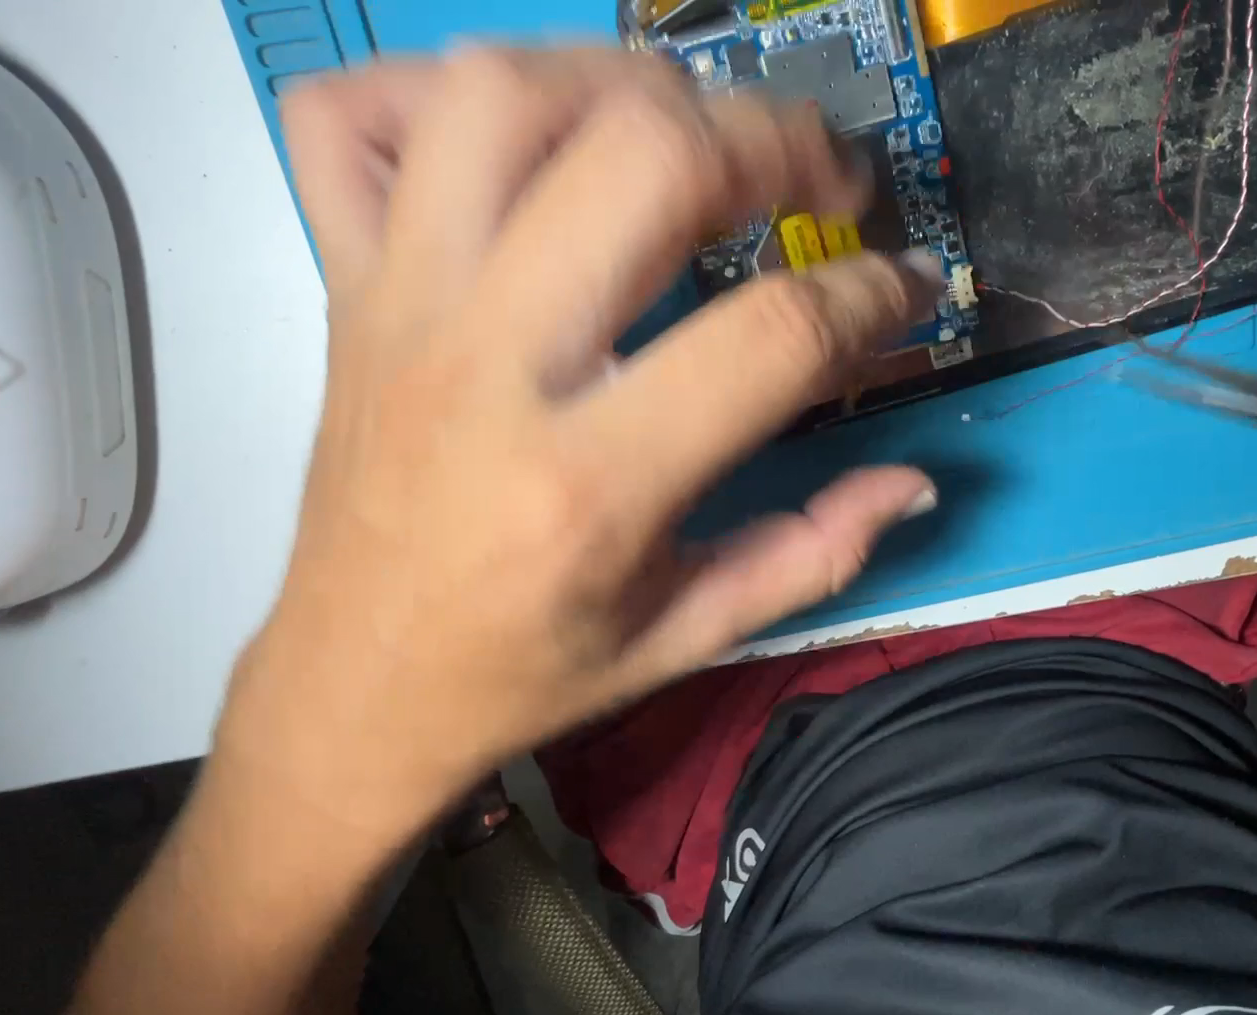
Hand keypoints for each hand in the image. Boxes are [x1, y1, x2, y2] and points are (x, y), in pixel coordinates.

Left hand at [220, 49, 942, 832]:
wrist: (354, 688)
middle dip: (770, 141)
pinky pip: (353, 120)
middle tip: (822, 179)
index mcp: (590, 486)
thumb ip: (813, 555)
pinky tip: (527, 143)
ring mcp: (398, 309)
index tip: (905, 288)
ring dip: (628, 84)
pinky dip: (442, 90)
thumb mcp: (688, 637)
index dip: (868, 295)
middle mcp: (487, 368)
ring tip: (694, 134)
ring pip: (503, 97)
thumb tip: (913, 482)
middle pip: (644, 160)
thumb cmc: (527, 674)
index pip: (768, 335)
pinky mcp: (343, 289)